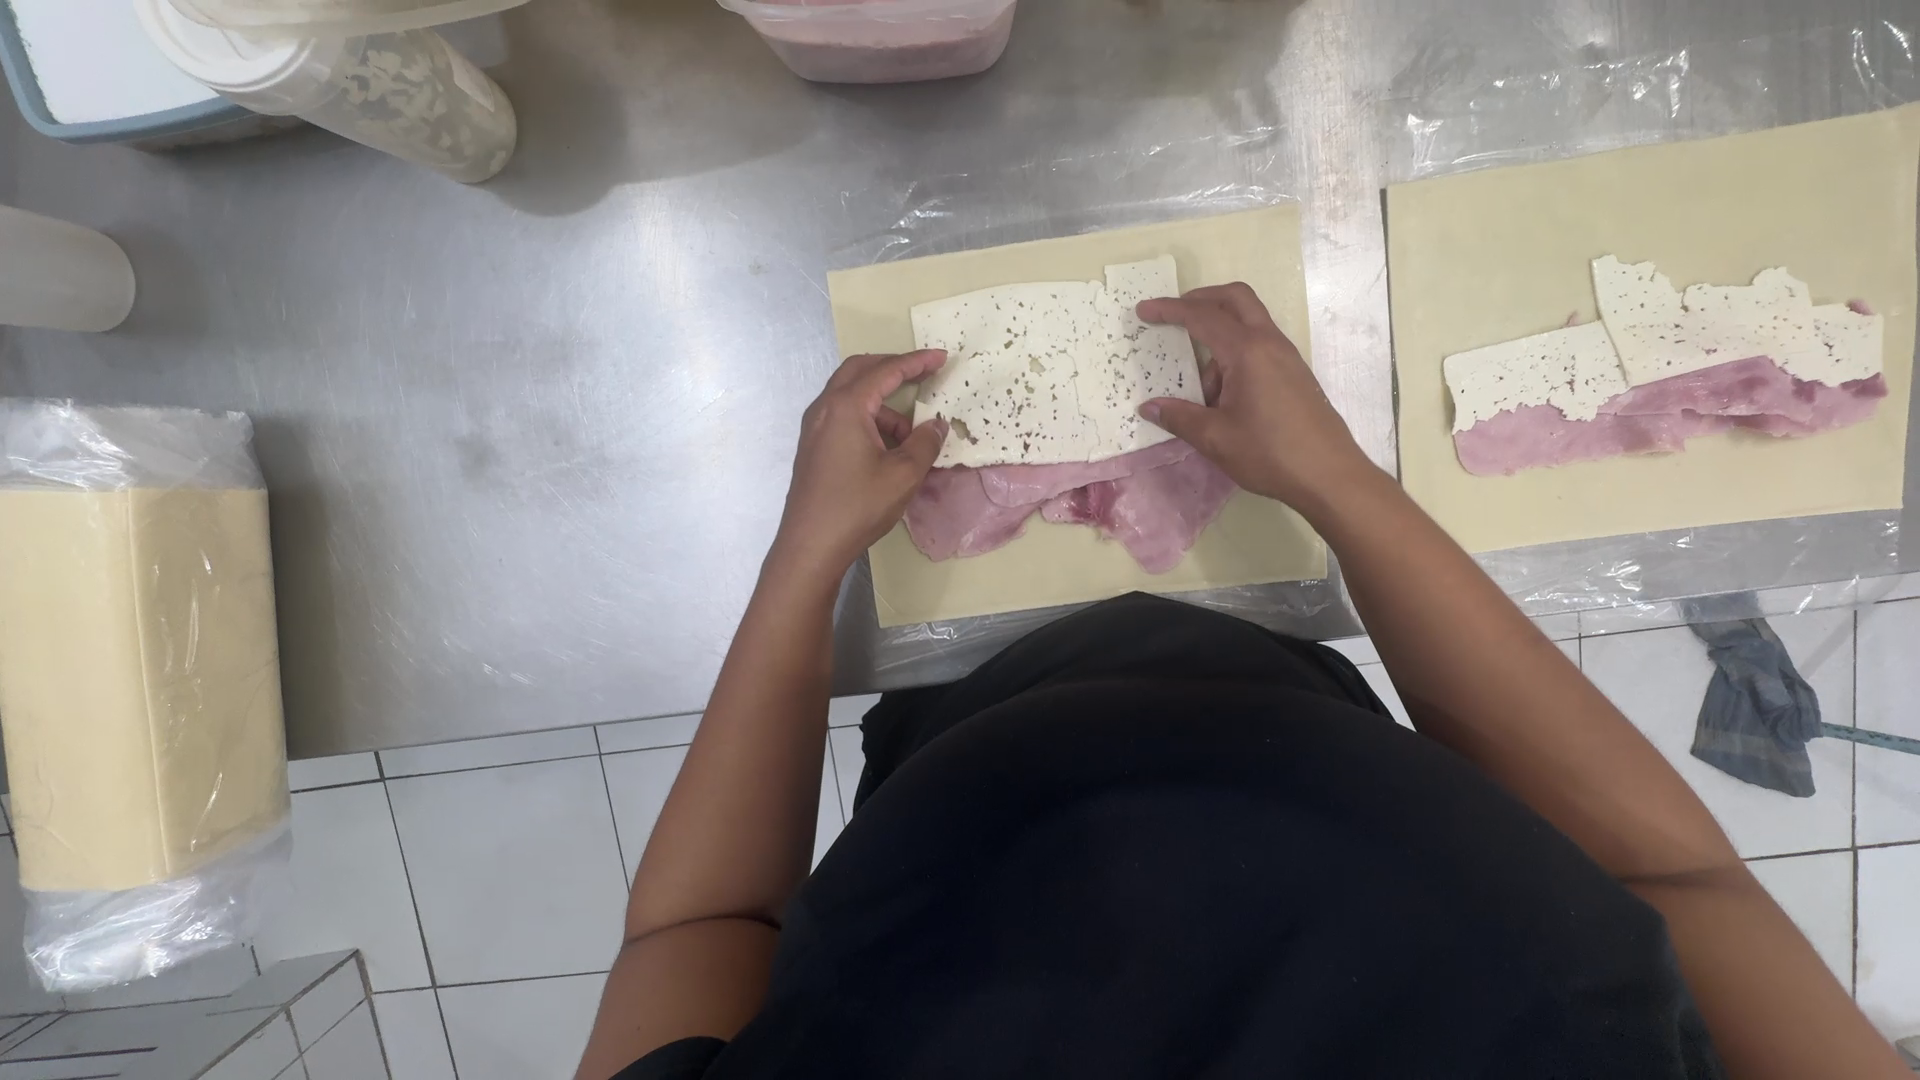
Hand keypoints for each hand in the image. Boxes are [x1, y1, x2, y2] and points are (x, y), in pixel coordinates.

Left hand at [771, 350, 948, 577]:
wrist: (811, 545)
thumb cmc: (858, 507)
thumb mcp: (904, 474)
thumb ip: (925, 442)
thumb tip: (937, 424)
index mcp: (846, 406)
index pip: (886, 370)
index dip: (916, 362)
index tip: (941, 357)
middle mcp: (824, 408)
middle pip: (860, 370)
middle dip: (893, 369)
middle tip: (923, 375)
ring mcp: (814, 428)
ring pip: (851, 397)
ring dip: (883, 405)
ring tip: (911, 436)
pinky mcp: (813, 447)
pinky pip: (843, 417)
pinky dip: (869, 421)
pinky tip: (888, 449)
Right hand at [1137, 284, 1377, 512]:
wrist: (1328, 475)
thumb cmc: (1269, 454)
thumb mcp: (1215, 438)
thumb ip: (1179, 417)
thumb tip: (1149, 407)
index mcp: (1247, 352)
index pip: (1202, 317)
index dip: (1170, 311)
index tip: (1144, 310)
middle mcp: (1269, 343)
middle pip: (1235, 299)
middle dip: (1201, 300)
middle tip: (1174, 315)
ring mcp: (1286, 357)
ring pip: (1248, 325)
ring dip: (1218, 340)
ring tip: (1202, 392)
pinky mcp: (1293, 374)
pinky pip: (1258, 349)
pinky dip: (1234, 357)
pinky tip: (1224, 400)